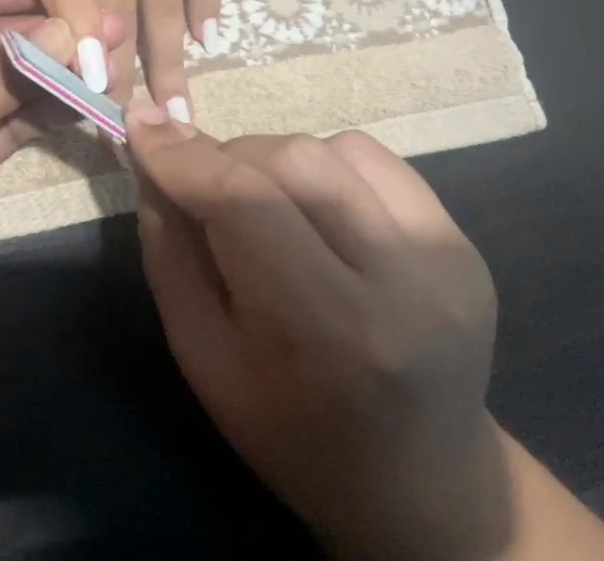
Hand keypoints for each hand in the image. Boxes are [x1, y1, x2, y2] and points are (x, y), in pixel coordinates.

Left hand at [0, 0, 125, 294]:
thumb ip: (3, 75)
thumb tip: (72, 33)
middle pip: (3, 34)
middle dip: (53, 33)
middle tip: (113, 30)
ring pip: (17, 79)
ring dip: (60, 74)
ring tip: (113, 65)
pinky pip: (19, 120)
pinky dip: (52, 112)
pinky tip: (88, 101)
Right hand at [125, 105, 510, 560]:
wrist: (416, 478)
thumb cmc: (288, 430)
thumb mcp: (200, 354)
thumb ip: (170, 250)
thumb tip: (151, 157)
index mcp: (327, 327)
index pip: (245, 202)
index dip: (182, 157)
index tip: (137, 125)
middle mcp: (401, 280)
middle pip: (290, 161)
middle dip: (223, 160)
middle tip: (197, 191)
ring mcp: (446, 255)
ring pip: (331, 148)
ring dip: (271, 160)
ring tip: (259, 208)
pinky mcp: (466, 240)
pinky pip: (372, 160)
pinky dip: (322, 163)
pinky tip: (311, 208)